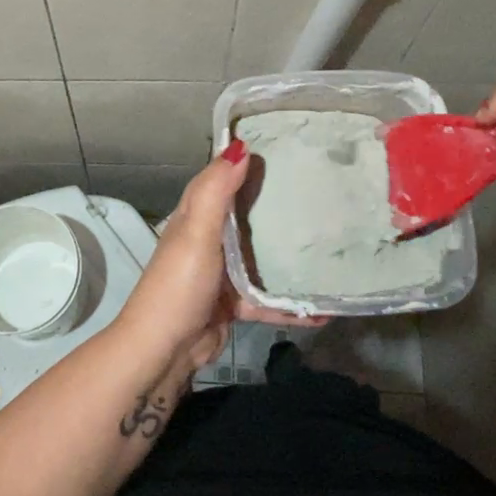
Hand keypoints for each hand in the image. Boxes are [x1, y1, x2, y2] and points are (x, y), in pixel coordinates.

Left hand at [113, 142, 319, 369]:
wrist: (165, 349)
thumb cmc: (180, 284)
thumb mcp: (196, 231)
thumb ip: (216, 191)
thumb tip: (240, 146)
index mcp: (194, 218)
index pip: (220, 181)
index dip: (244, 163)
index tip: (284, 147)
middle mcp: (207, 241)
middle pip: (245, 216)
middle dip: (276, 204)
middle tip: (321, 190)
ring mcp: (221, 275)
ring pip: (260, 257)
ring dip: (288, 254)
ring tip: (330, 243)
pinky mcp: (233, 305)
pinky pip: (269, 299)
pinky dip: (292, 304)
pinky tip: (325, 308)